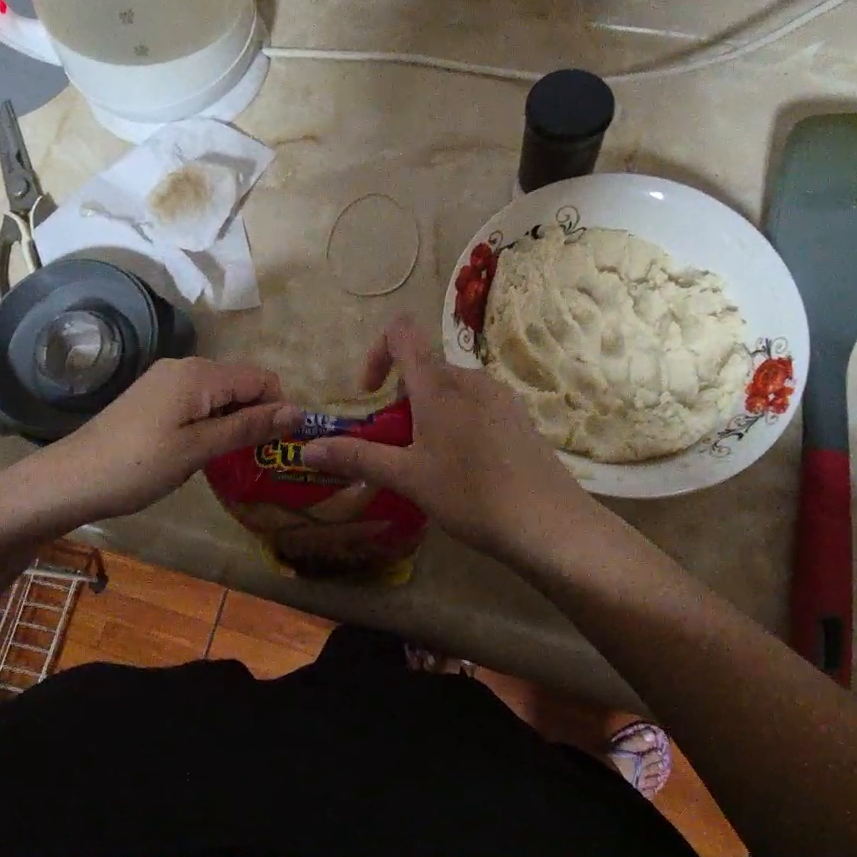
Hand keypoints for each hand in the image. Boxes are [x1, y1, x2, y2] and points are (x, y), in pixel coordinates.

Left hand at [35, 357, 300, 522]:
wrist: (71, 479)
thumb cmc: (138, 466)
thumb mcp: (198, 450)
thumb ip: (248, 428)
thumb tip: (297, 412)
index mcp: (199, 374)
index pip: (260, 377)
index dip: (277, 407)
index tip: (277, 446)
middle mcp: (185, 367)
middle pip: (240, 382)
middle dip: (256, 414)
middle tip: (254, 458)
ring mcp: (165, 380)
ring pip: (219, 393)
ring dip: (232, 421)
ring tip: (227, 459)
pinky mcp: (152, 396)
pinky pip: (197, 400)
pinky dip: (209, 421)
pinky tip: (199, 451)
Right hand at [299, 314, 592, 561]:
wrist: (550, 524)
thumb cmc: (471, 495)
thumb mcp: (407, 478)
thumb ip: (357, 458)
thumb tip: (306, 450)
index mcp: (439, 384)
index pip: (402, 332)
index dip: (377, 352)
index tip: (369, 394)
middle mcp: (471, 379)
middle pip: (424, 369)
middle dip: (400, 401)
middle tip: (395, 449)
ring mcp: (500, 397)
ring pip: (450, 390)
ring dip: (428, 415)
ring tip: (428, 464)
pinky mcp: (519, 418)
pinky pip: (476, 406)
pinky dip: (456, 424)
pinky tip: (464, 470)